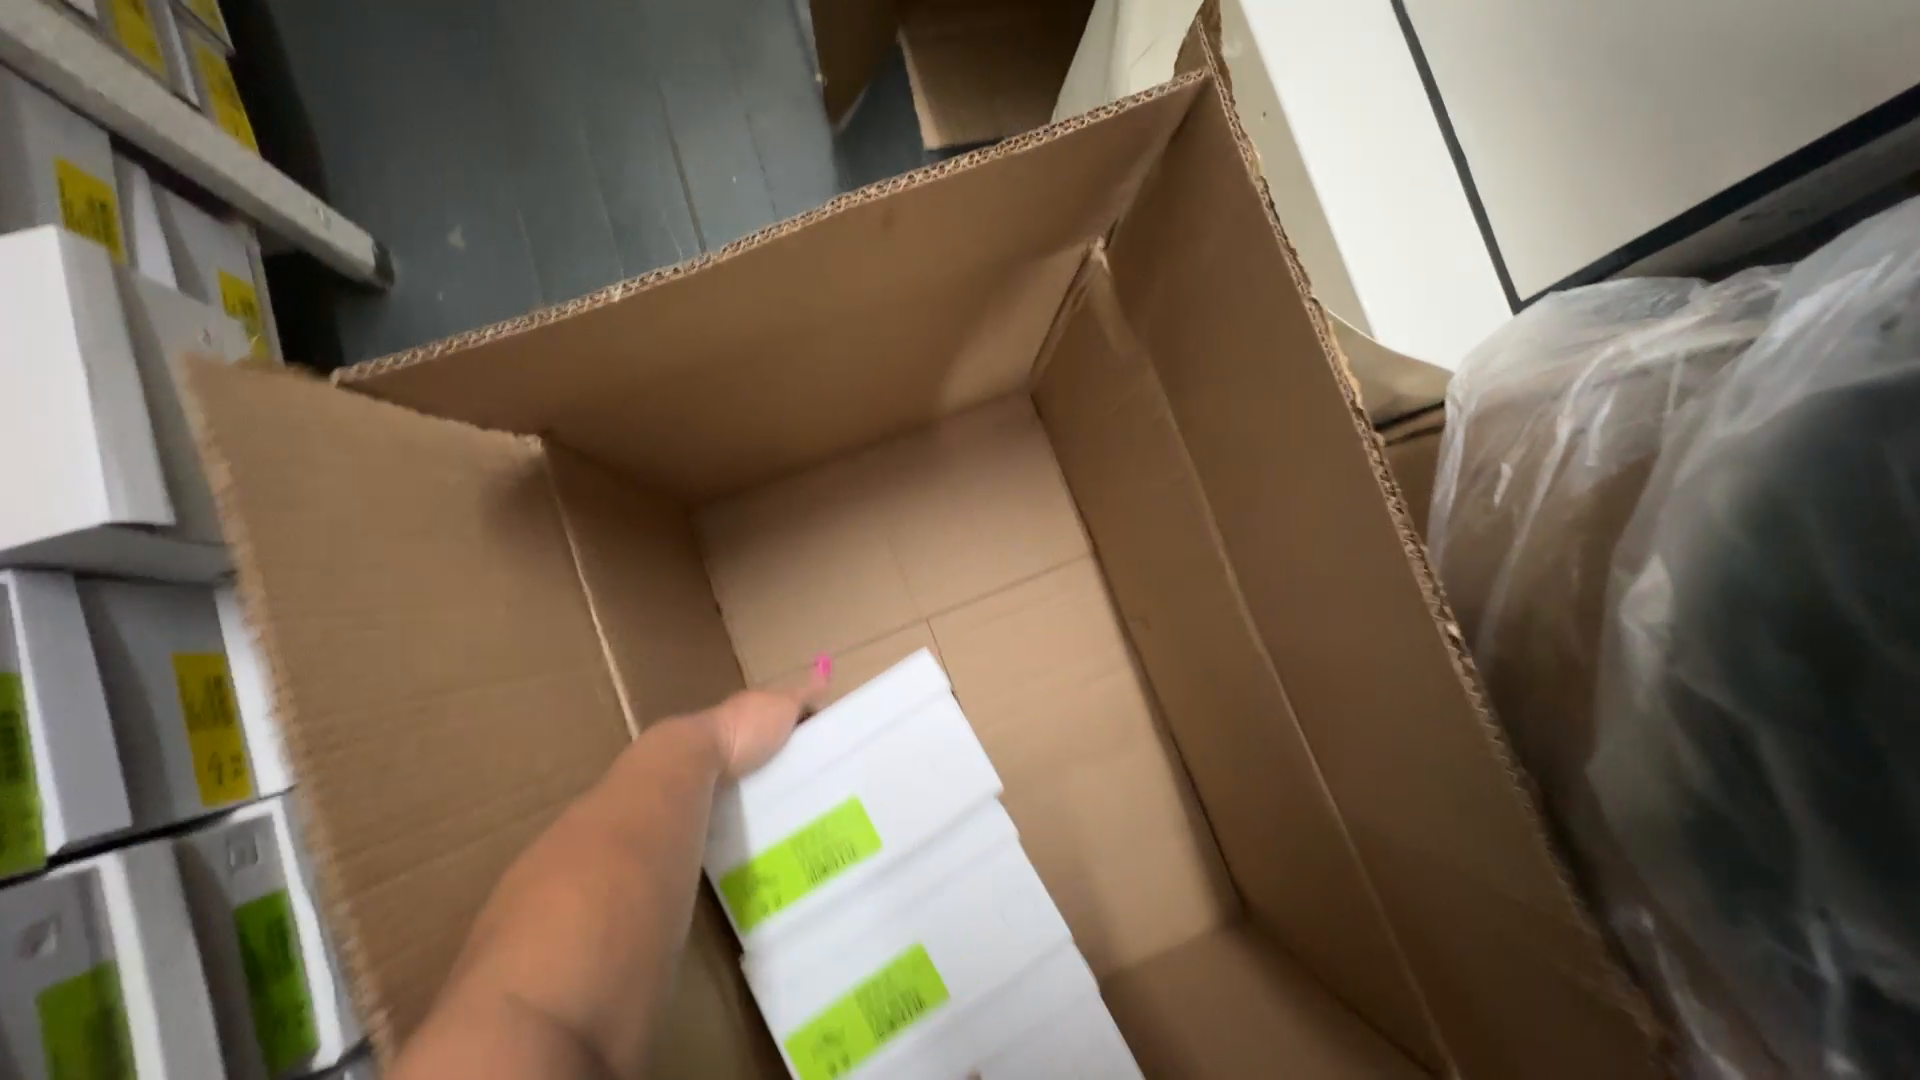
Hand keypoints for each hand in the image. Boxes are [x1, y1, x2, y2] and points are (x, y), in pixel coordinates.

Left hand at [703, 660, 829, 778]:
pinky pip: (742, 768)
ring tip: (789, 776)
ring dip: (769, 757)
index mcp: (759, 699)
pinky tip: (765, 785)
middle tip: (810, 759)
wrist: (702, 754)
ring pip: (756, 748)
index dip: (806, 715)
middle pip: (771, 726)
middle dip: (788, 738)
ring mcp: (725, 741)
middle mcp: (741, 715)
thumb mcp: (785, 706)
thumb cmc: (749, 727)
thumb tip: (826, 672)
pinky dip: (753, 773)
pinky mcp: (715, 766)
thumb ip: (805, 693)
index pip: (788, 703)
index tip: (822, 736)